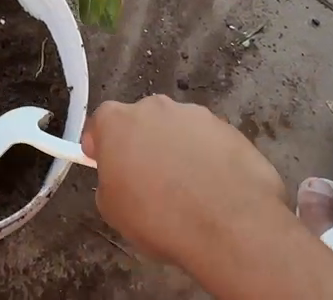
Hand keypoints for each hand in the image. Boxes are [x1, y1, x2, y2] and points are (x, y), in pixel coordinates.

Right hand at [84, 95, 287, 265]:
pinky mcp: (228, 129)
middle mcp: (152, 107)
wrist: (232, 225)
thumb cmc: (160, 218)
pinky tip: (217, 191)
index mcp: (116, 120)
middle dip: (143, 146)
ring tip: (192, 191)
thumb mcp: (113, 210)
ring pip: (177, 131)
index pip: (100, 125)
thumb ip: (109, 183)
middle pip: (141, 123)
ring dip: (178, 152)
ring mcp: (192, 115)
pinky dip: (209, 160)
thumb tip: (122, 179)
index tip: (109, 168)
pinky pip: (209, 143)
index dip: (102, 147)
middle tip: (152, 183)